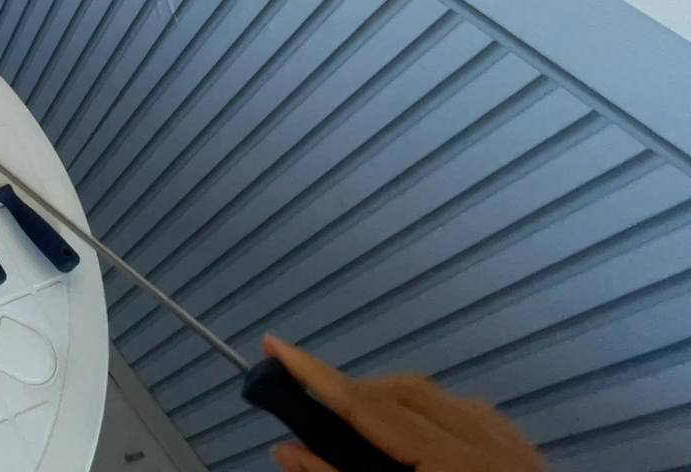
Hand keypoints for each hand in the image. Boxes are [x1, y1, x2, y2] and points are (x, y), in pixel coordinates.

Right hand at [265, 336, 544, 471]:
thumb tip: (284, 449)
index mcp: (458, 470)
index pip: (370, 407)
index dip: (315, 375)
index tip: (272, 343)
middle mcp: (492, 451)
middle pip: (402, 392)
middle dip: (352, 390)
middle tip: (314, 404)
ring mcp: (517, 453)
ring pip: (436, 396)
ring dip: (390, 398)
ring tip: (362, 422)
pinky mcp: (530, 460)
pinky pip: (472, 414)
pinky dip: (433, 411)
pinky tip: (419, 431)